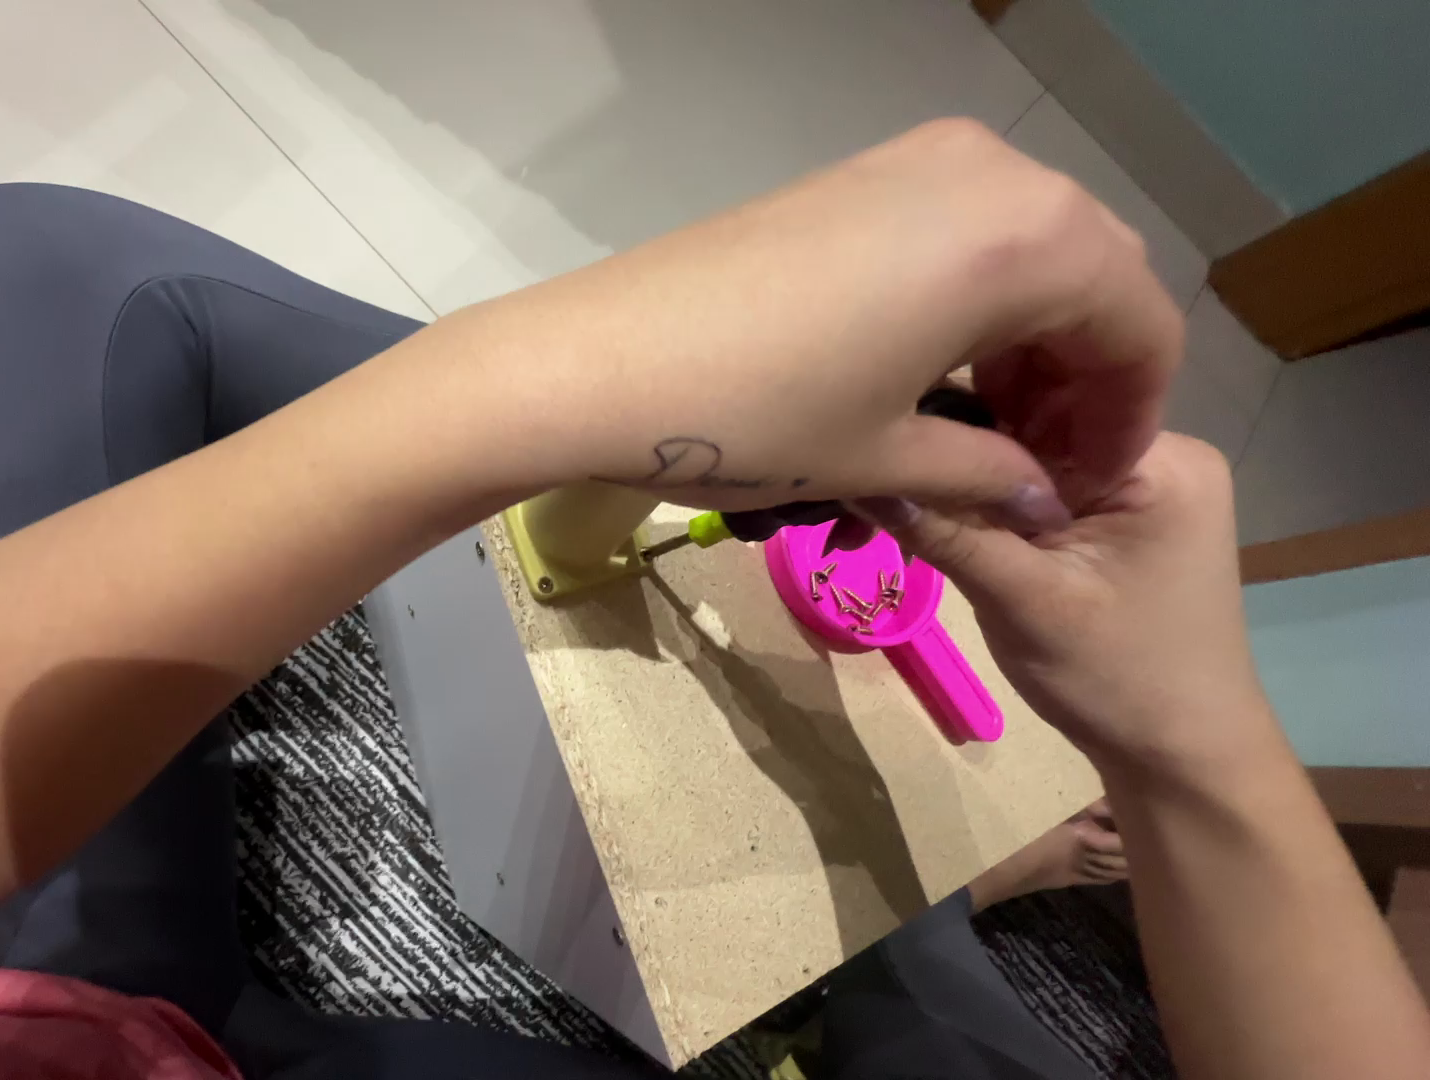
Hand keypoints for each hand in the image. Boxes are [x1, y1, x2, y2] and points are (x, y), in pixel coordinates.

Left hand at [446, 118, 1181, 523]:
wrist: (594, 363)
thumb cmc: (749, 419)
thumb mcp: (878, 460)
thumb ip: (982, 475)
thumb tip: (1039, 495)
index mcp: (1025, 237)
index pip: (1138, 326)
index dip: (1126, 417)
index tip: (1085, 483)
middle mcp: (981, 171)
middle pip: (1079, 278)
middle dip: (1069, 377)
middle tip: (1026, 464)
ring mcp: (900, 163)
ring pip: (1007, 254)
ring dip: (1010, 340)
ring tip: (971, 427)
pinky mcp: (836, 182)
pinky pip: (937, 238)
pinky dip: (951, 303)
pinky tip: (914, 368)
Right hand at [862, 434, 1276, 772]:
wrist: (1175, 753)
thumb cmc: (1116, 675)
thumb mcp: (1019, 597)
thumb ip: (942, 530)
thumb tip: (856, 477)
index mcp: (1157, 458)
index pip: (1033, 405)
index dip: (947, 423)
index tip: (870, 448)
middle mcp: (1146, 454)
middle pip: (1016, 431)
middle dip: (938, 461)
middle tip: (856, 487)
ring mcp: (1121, 487)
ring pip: (1006, 464)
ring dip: (942, 487)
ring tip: (869, 507)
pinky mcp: (1095, 517)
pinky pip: (1014, 493)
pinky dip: (963, 508)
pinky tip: (913, 521)